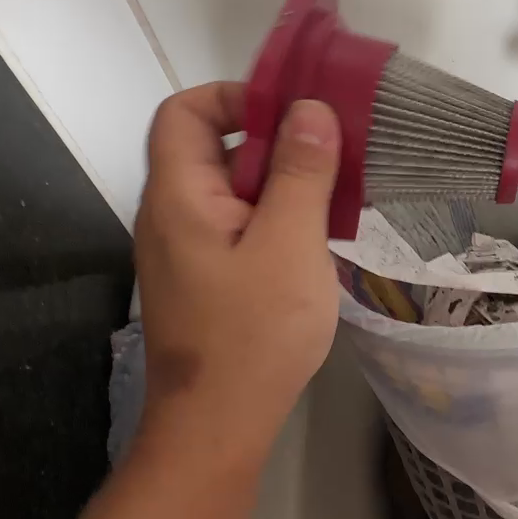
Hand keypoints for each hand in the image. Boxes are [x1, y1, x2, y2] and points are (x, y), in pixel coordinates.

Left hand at [132, 82, 340, 462]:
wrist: (222, 420)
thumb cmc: (255, 330)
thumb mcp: (289, 244)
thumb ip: (300, 174)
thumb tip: (310, 109)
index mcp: (180, 196)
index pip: (186, 112)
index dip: (238, 98)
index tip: (300, 112)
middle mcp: (175, 214)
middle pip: (217, 149)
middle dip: (280, 142)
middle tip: (340, 154)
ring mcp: (192, 248)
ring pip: (237, 189)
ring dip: (288, 182)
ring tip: (341, 196)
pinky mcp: (212, 276)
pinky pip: (245, 224)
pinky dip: (283, 216)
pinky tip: (323, 237)